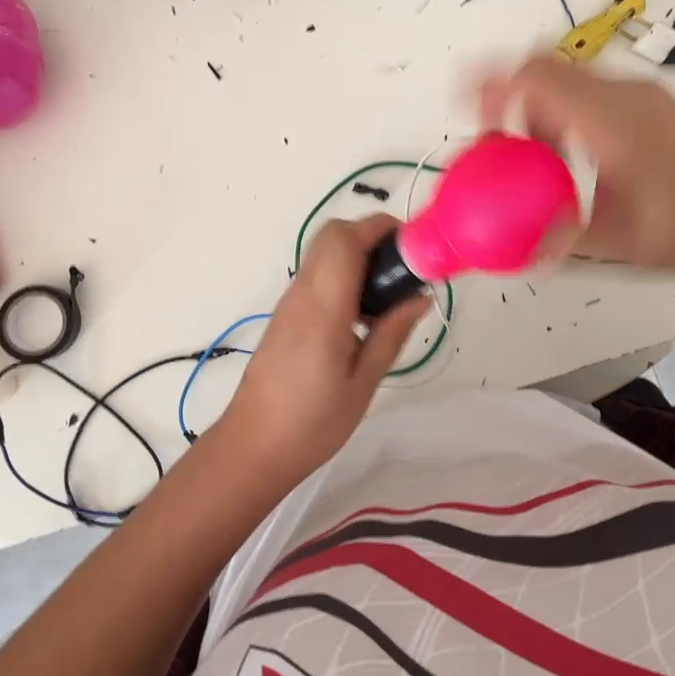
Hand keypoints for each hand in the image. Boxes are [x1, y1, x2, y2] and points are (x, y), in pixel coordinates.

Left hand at [214, 215, 431, 480]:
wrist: (252, 446)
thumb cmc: (313, 423)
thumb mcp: (364, 382)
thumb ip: (392, 333)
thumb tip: (421, 295)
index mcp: (323, 307)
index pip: (345, 239)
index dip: (381, 228)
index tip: (415, 249)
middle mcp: (302, 293)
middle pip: (333, 235)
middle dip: (373, 236)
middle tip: (405, 270)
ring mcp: (290, 301)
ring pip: (324, 252)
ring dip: (358, 256)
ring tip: (389, 294)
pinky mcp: (286, 314)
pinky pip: (317, 275)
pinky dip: (344, 275)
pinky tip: (363, 314)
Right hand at [478, 53, 674, 269]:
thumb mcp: (608, 242)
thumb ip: (552, 236)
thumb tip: (503, 247)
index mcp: (613, 125)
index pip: (541, 81)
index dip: (495, 88)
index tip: (472, 113)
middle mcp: (625, 96)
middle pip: (546, 64)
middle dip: (505, 89)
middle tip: (489, 130)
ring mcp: (637, 93)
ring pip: (564, 73)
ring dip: (532, 101)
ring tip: (525, 149)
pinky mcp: (644, 99)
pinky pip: (585, 87)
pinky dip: (557, 107)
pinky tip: (560, 150)